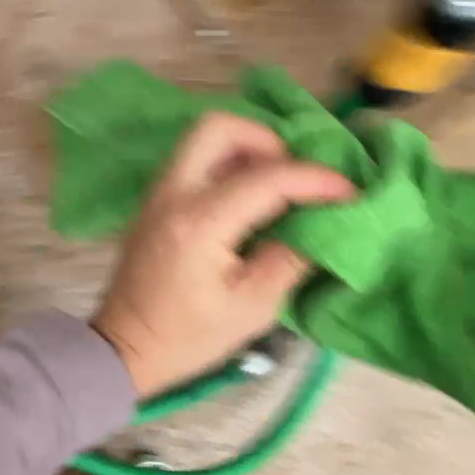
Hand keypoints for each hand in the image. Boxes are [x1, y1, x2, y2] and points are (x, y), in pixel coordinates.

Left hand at [91, 113, 355, 396]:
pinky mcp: (154, 203)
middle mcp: (171, 195)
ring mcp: (157, 195)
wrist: (124, 346)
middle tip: (297, 176)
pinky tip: (253, 198)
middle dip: (268, 141)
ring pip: (202, 140)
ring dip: (247, 150)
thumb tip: (328, 222)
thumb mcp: (254, 305)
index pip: (265, 177)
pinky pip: (193, 163)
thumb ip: (293, 255)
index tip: (349, 192)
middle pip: (218, 128)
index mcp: (197, 222)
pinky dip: (227, 165)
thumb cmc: (189, 336)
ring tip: (281, 187)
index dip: (316, 179)